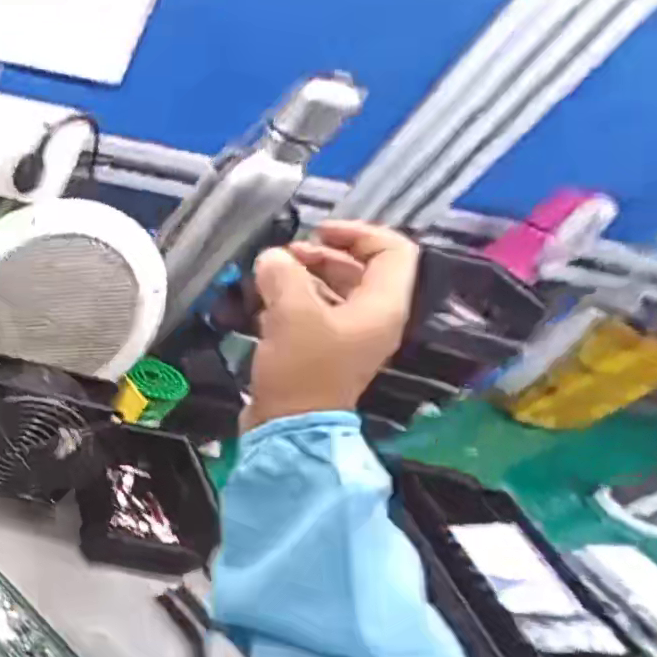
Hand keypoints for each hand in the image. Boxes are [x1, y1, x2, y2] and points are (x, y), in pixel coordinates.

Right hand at [243, 220, 418, 431]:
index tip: (315, 231)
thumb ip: (283, 278)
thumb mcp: (291, 317)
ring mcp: (347, 339)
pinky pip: (314, 317)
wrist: (289, 425)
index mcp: (382, 305)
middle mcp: (373, 318)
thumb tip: (272, 258)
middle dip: (321, 257)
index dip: (356, 234)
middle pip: (358, 272)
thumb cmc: (301, 370)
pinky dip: (294, 304)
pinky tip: (265, 306)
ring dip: (303, 280)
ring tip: (268, 278)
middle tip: (282, 256)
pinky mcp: (321, 355)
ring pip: (333, 295)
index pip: (390, 251)